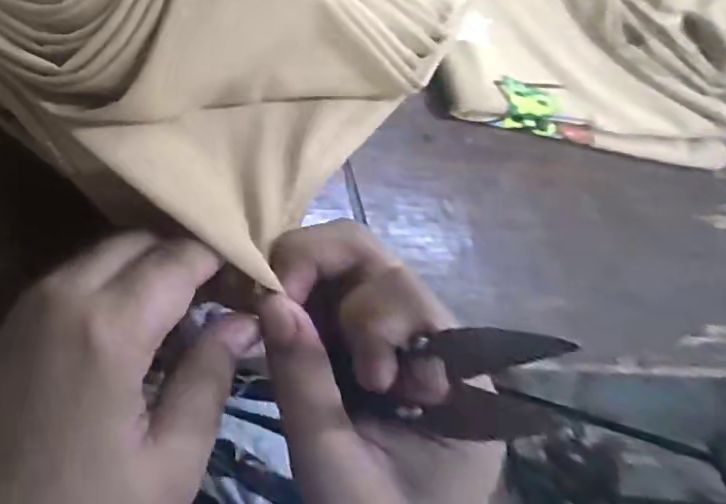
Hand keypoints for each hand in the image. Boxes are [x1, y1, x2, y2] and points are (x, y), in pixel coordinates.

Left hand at [0, 232, 258, 503]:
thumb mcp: (166, 466)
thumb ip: (207, 380)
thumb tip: (242, 321)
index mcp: (108, 324)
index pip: (177, 259)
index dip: (217, 257)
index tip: (248, 272)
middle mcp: (68, 289)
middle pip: (139, 241)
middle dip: (181, 256)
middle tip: (218, 293)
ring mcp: (36, 295)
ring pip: (106, 250)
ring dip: (146, 264)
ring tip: (181, 308)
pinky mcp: (18, 311)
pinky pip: (78, 270)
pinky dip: (112, 276)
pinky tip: (132, 319)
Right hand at [259, 220, 503, 503]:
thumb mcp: (336, 468)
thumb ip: (306, 386)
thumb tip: (270, 300)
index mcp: (455, 375)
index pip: (406, 293)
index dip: (362, 311)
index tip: (352, 375)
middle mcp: (426, 333)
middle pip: (370, 257)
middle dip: (315, 267)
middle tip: (281, 309)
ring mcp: (388, 327)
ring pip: (342, 260)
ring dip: (301, 279)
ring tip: (284, 331)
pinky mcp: (356, 332)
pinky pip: (324, 284)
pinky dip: (294, 290)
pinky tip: (282, 330)